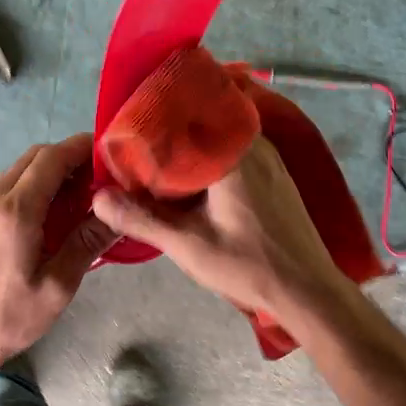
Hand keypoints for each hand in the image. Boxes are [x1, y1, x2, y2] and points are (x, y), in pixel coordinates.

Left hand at [0, 134, 117, 372]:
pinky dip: (25, 191)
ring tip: (73, 201)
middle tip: (96, 179)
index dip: (81, 147)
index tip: (106, 152)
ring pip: (15, 174)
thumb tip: (116, 213)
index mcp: (15, 211)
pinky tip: (40, 219)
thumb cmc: (8, 318)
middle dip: (66, 159)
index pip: (52, 158)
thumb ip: (87, 243)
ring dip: (45, 176)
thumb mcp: (57, 287)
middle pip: (32, 158)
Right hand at [92, 137, 346, 313]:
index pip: (185, 116)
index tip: (124, 128)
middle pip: (201, 126)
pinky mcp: (274, 178)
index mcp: (234, 152)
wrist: (308, 290)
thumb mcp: (187, 245)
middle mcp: (254, 145)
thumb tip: (98, 198)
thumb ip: (141, 219)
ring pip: (217, 143)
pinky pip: (232, 157)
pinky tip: (189, 184)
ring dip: (188, 152)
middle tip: (132, 146)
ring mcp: (269, 160)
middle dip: (167, 134)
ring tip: (153, 163)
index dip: (152, 119)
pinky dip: (207, 164)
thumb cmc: (249, 265)